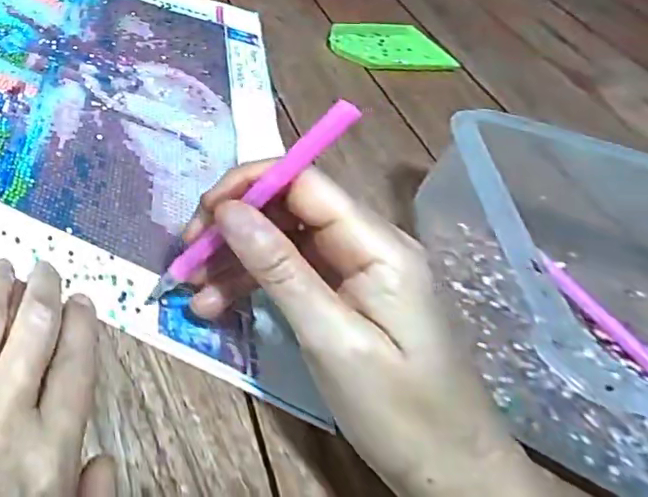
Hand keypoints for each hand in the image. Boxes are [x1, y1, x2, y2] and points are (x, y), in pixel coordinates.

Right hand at [184, 165, 544, 496]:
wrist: (458, 482)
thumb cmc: (403, 414)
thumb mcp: (332, 340)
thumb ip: (279, 268)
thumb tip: (227, 209)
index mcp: (377, 245)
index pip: (301, 181)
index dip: (247, 185)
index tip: (204, 213)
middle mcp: (364, 244)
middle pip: (283, 207)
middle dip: (230, 225)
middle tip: (189, 255)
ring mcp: (352, 268)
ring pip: (276, 238)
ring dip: (231, 258)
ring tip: (192, 289)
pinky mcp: (340, 292)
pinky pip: (284, 269)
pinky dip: (247, 282)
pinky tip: (214, 303)